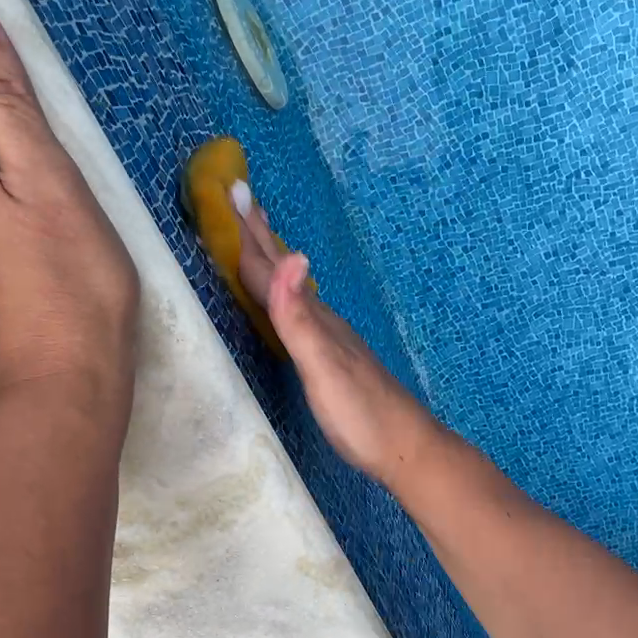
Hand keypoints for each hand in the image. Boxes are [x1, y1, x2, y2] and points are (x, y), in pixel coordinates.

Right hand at [231, 184, 441, 484]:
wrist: (406, 447)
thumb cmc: (361, 415)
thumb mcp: (325, 368)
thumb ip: (301, 319)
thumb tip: (293, 257)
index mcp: (315, 320)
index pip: (273, 269)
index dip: (249, 234)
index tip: (231, 190)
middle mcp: (323, 322)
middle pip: (285, 271)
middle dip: (260, 236)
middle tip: (241, 197)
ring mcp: (331, 340)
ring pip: (293, 290)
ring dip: (272, 261)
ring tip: (259, 241)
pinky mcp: (334, 361)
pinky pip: (300, 314)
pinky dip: (285, 296)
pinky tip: (290, 303)